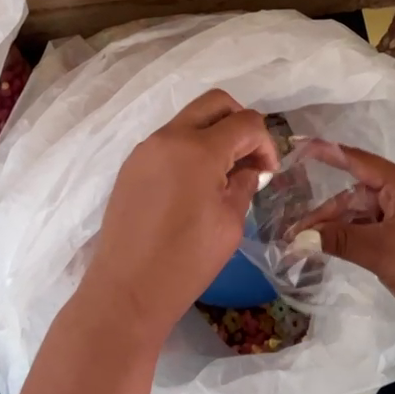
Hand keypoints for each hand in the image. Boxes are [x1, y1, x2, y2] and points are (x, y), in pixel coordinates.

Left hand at [81, 90, 278, 337]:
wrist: (126, 291)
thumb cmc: (186, 261)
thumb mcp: (230, 223)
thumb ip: (244, 184)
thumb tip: (249, 168)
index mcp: (199, 149)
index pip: (246, 122)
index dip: (265, 142)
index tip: (267, 171)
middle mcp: (170, 137)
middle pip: (215, 102)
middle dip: (240, 122)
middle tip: (248, 156)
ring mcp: (147, 148)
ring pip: (189, 119)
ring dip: (213, 134)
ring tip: (222, 174)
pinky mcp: (132, 164)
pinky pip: (169, 140)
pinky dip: (189, 149)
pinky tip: (194, 185)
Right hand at [294, 142, 394, 354]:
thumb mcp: (379, 252)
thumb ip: (337, 239)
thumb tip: (297, 238)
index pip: (359, 160)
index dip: (327, 152)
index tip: (298, 145)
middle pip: (357, 192)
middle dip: (326, 210)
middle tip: (294, 230)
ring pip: (362, 213)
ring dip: (336, 226)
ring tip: (304, 243)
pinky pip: (371, 228)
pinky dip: (350, 236)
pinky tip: (328, 247)